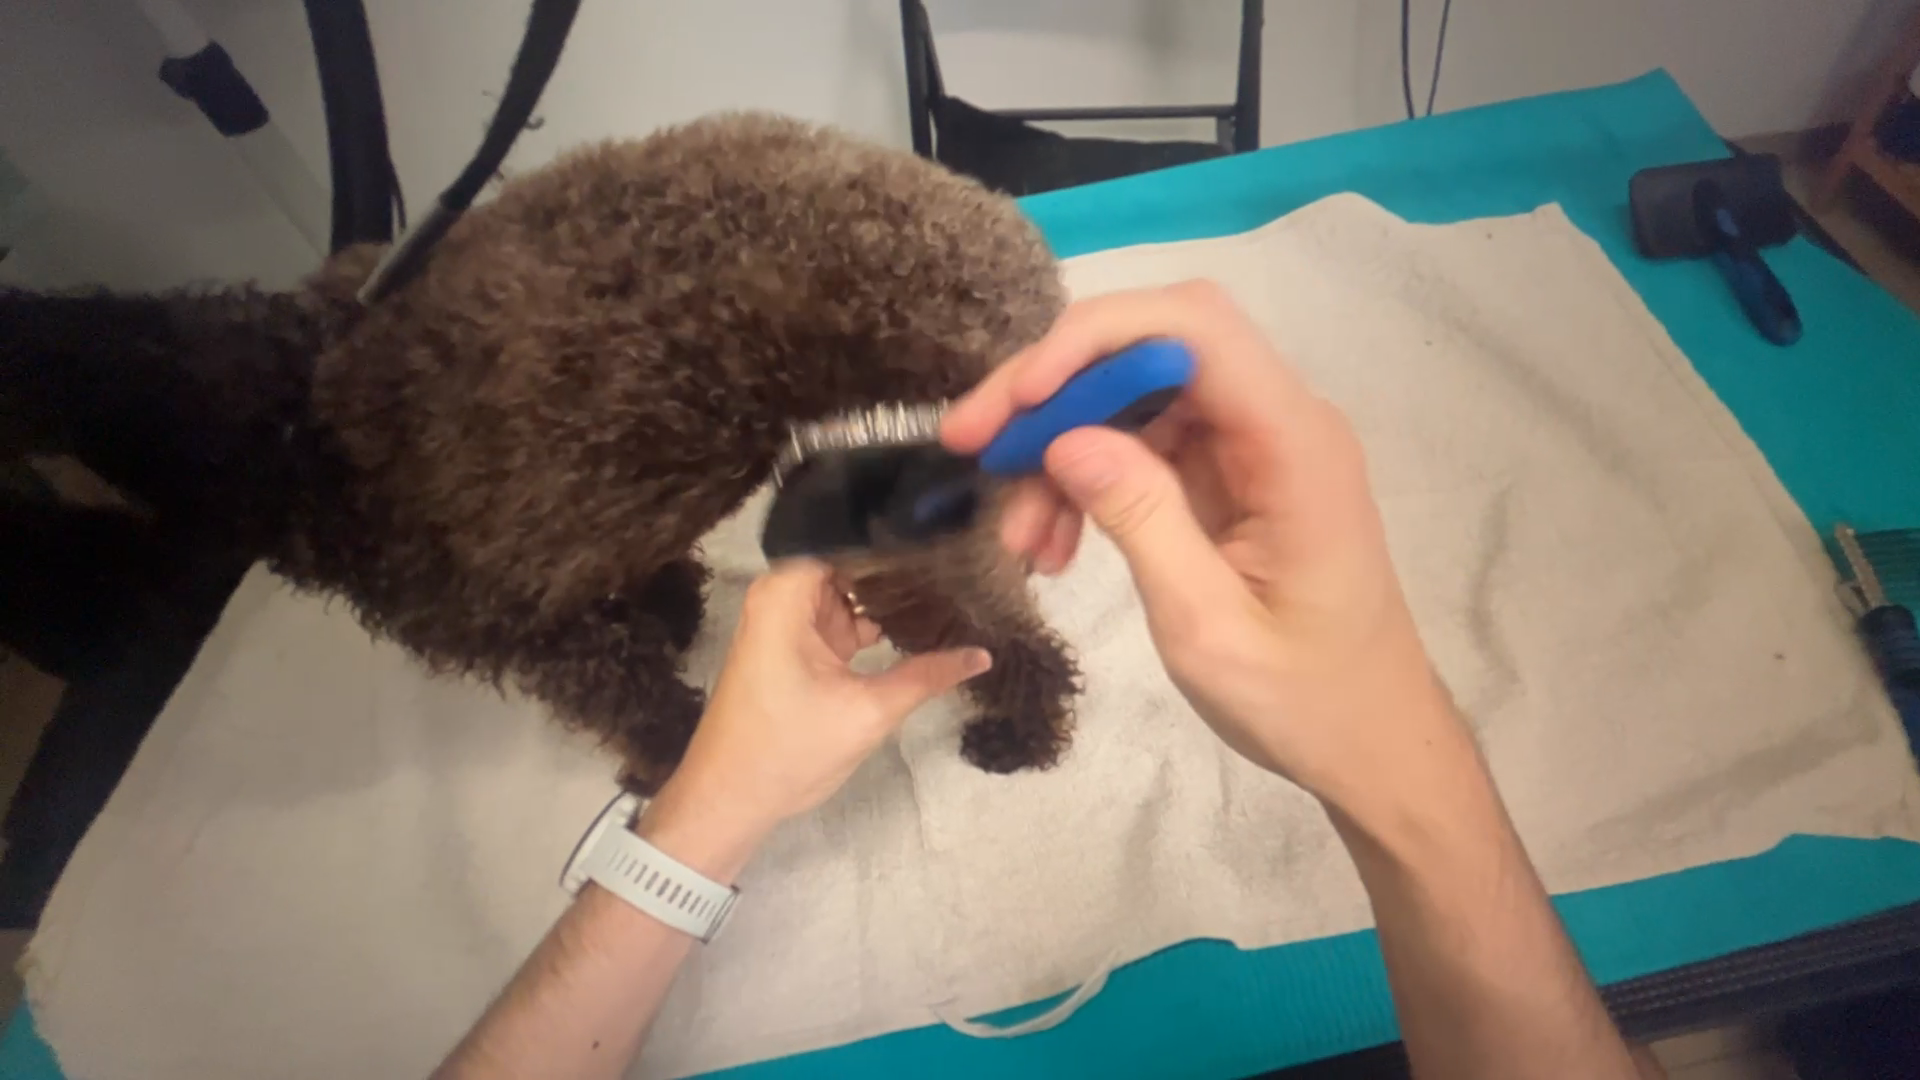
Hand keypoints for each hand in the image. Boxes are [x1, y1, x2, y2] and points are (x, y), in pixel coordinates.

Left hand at [639, 560, 989, 876]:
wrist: (729, 799)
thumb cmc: (789, 749)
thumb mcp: (868, 711)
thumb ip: (927, 676)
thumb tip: (984, 654)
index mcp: (788, 592)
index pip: (851, 539)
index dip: (899, 539)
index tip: (948, 540)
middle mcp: (784, 593)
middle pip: (852, 562)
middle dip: (899, 565)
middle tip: (960, 562)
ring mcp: (790, 617)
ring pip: (850, 590)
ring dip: (889, 594)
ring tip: (950, 585)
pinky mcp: (796, 642)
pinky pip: (841, 616)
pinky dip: (872, 620)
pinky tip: (917, 618)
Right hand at [942, 281, 1460, 807]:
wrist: (1365, 739)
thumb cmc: (1303, 699)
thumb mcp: (1207, 625)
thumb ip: (1141, 521)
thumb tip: (1064, 440)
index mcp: (1292, 443)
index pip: (1193, 328)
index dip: (1094, 341)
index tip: (1019, 400)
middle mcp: (1272, 422)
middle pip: (1146, 354)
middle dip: (1050, 392)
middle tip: (971, 444)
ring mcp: (1245, 448)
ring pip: (1128, 406)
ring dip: (1058, 455)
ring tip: (1016, 537)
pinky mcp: (1222, 478)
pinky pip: (1137, 454)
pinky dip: (1083, 488)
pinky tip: (1052, 546)